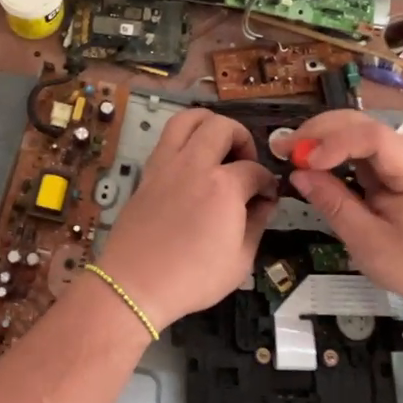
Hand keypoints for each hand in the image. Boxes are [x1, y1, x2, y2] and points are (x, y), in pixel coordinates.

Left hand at [99, 109, 275, 330]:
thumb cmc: (192, 278)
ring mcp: (167, 164)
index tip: (268, 198)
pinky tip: (193, 164)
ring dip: (209, 124)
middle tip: (244, 164)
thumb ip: (256, 225)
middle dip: (242, 138)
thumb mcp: (240, 261)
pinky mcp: (148, 172)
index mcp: (223, 186)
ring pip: (188, 118)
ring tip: (218, 147)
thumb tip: (265, 203)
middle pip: (222, 126)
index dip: (267, 183)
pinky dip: (185, 139)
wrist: (134, 284)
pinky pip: (168, 138)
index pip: (255, 169)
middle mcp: (195, 164)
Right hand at [287, 110, 402, 303]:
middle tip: (282, 150)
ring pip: (355, 130)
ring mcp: (401, 155)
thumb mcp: (369, 242)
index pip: (372, 137)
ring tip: (291, 154)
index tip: (303, 162)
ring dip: (321, 138)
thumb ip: (333, 203)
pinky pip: (357, 147)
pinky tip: (311, 161)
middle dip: (319, 133)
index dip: (334, 143)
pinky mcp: (391, 165)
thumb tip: (297, 174)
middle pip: (359, 124)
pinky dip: (332, 150)